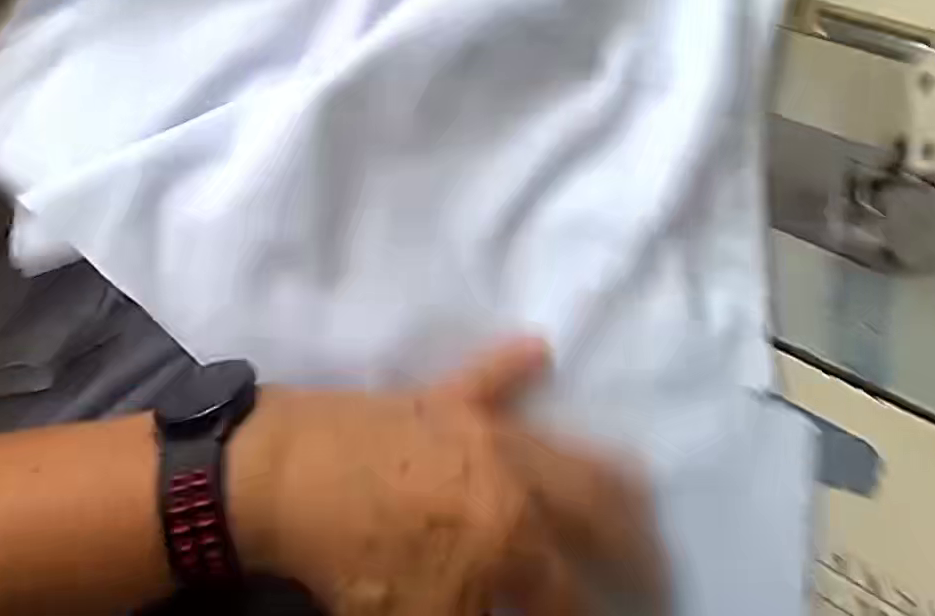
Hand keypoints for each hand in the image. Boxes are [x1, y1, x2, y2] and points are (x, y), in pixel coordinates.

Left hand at [228, 338, 662, 615]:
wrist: (280, 469)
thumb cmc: (349, 556)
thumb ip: (489, 614)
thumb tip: (520, 605)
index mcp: (514, 541)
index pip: (578, 602)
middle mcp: (511, 476)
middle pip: (597, 514)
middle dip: (636, 552)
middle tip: (654, 576)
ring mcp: (474, 426)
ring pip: (564, 447)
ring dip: (607, 476)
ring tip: (641, 494)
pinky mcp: (435, 397)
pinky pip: (482, 373)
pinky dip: (510, 363)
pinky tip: (538, 345)